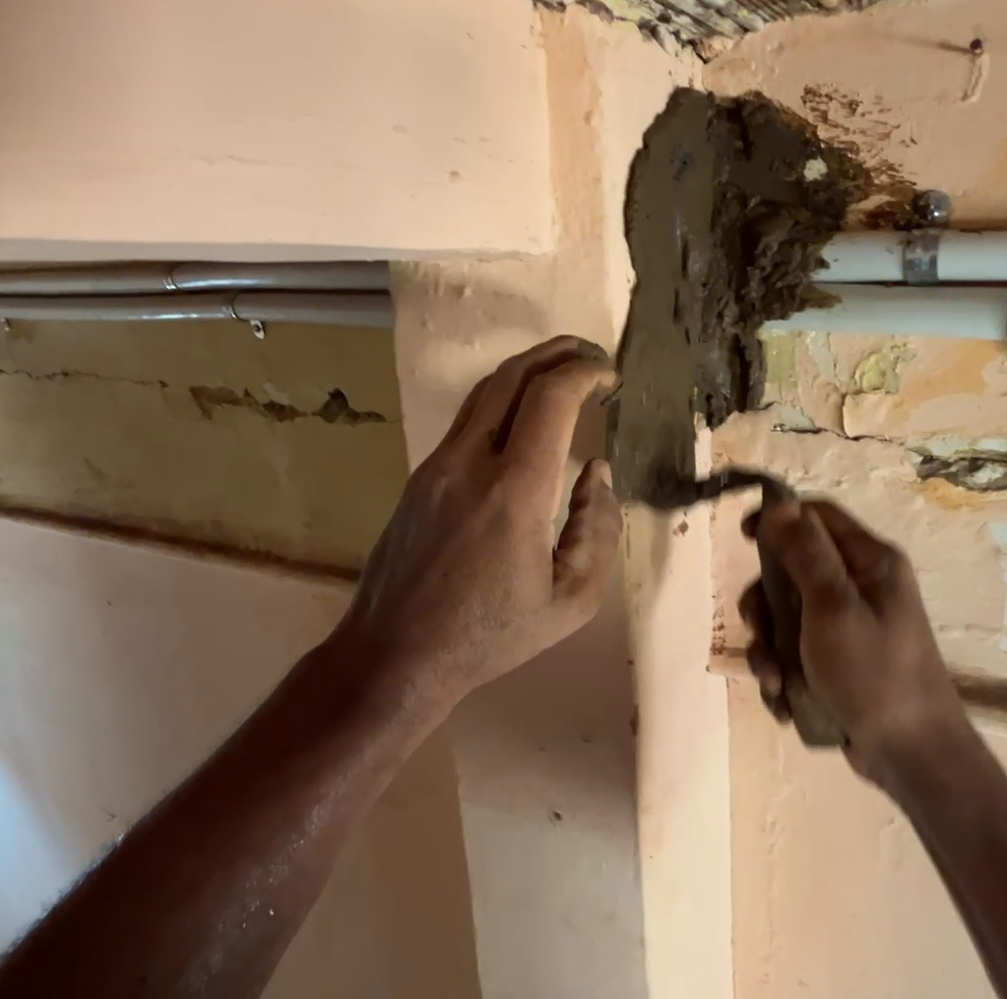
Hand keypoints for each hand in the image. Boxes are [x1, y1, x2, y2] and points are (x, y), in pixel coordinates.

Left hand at [344, 336, 621, 701]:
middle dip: (557, 354)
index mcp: (515, 491)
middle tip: (591, 356)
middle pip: (513, 376)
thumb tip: (596, 474)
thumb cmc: (491, 636)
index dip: (585, 373)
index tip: (611, 375)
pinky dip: (502, 398)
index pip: (551, 398)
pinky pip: (466, 418)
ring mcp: (437, 465)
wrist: (396, 652)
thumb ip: (597, 530)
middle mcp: (470, 462)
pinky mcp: (420, 477)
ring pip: (483, 391)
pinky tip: (522, 415)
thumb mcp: (571, 601)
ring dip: (526, 369)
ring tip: (560, 371)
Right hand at [741, 499, 966, 777]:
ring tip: (774, 681)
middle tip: (758, 628)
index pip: (815, 515)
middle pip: (791, 569)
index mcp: (869, 561)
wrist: (911, 756)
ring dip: (769, 648)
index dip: (777, 520)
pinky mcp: (838, 661)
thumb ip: (804, 552)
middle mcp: (860, 586)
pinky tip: (784, 700)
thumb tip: (778, 502)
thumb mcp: (832, 606)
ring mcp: (849, 626)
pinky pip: (795, 652)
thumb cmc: (873, 673)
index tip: (742, 537)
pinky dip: (783, 674)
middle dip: (765, 604)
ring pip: (785, 616)